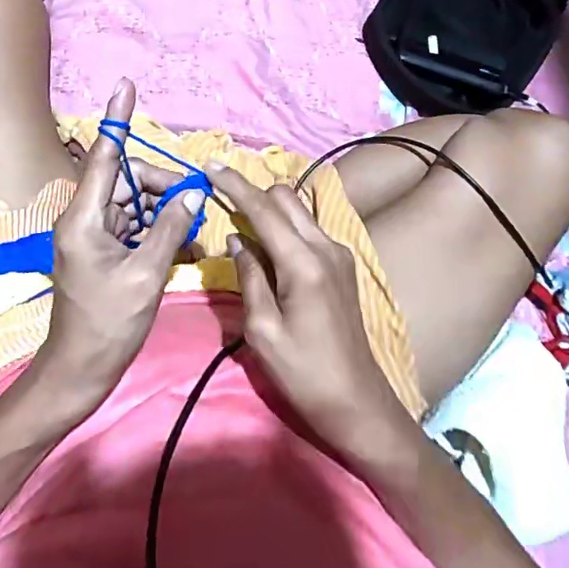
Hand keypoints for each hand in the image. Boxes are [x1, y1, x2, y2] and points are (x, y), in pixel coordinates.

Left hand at [39, 79, 200, 406]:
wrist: (80, 371)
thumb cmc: (108, 324)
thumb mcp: (147, 274)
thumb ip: (171, 228)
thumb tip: (193, 194)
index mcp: (84, 217)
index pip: (103, 156)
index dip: (117, 120)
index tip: (126, 85)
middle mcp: (85, 219)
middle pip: (128, 180)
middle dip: (162, 186)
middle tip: (194, 206)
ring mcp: (93, 236)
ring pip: (135, 203)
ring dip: (164, 211)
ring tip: (191, 232)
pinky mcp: (104, 252)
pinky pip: (135, 227)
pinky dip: (158, 231)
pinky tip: (183, 246)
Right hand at [206, 163, 410, 456]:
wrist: (357, 401)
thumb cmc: (304, 373)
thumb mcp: (263, 331)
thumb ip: (248, 276)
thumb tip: (236, 238)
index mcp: (304, 263)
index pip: (263, 208)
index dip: (234, 185)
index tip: (210, 166)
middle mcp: (326, 247)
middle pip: (286, 197)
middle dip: (252, 193)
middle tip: (221, 203)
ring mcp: (339, 253)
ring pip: (299, 210)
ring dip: (270, 209)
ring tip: (242, 227)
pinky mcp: (343, 265)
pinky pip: (308, 229)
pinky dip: (286, 227)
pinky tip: (268, 250)